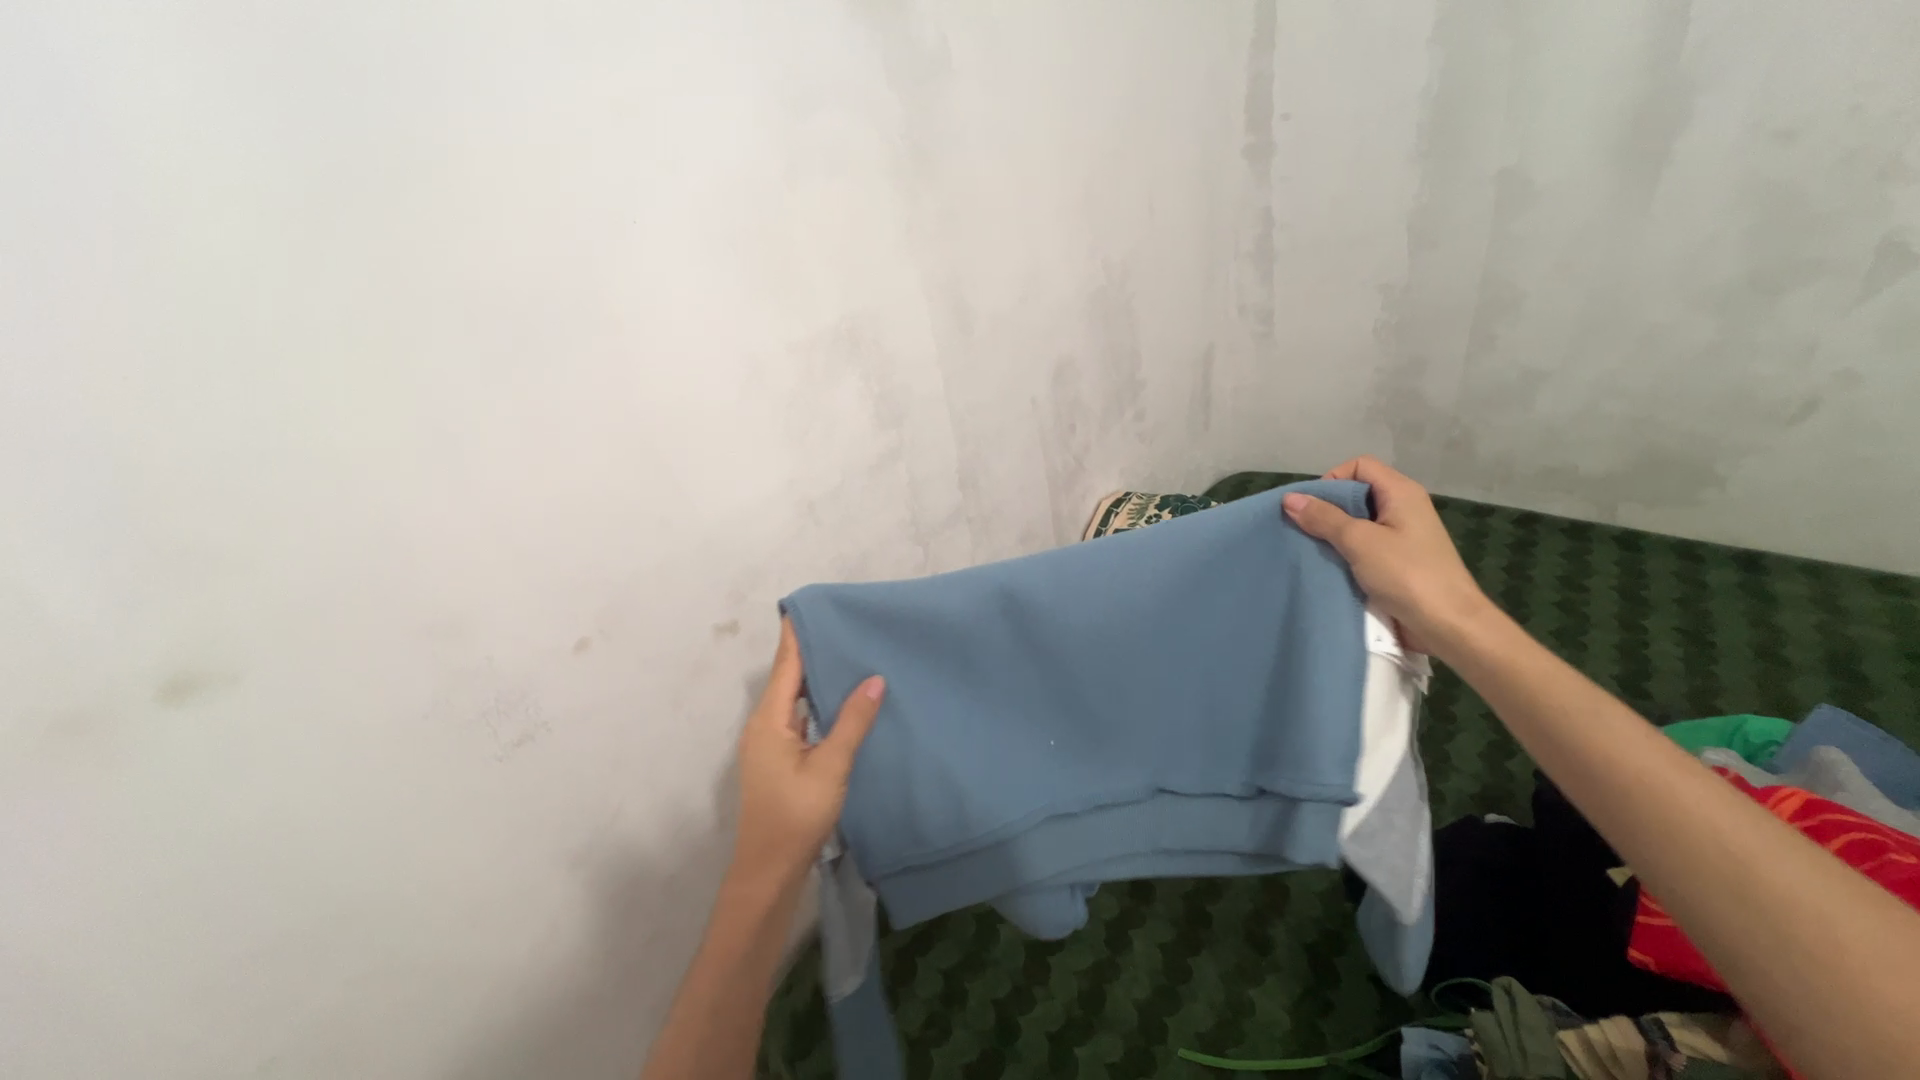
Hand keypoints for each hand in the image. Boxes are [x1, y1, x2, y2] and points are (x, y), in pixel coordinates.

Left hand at [730, 618, 884, 886]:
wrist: (770, 868)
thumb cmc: (796, 814)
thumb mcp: (831, 766)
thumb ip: (853, 721)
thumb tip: (875, 678)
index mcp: (769, 719)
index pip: (786, 663)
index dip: (800, 633)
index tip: (819, 604)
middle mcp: (764, 724)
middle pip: (789, 677)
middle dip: (816, 651)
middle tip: (849, 626)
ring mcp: (769, 743)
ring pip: (796, 699)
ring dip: (819, 678)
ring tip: (853, 655)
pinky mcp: (779, 759)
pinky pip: (800, 718)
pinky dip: (819, 703)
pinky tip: (845, 700)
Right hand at [1281, 455, 1493, 657]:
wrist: (1447, 624)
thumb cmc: (1406, 574)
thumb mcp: (1360, 541)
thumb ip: (1324, 518)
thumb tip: (1290, 499)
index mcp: (1401, 493)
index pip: (1359, 466)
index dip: (1332, 479)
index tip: (1313, 507)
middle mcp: (1402, 509)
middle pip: (1356, 494)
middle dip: (1327, 509)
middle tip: (1304, 531)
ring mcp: (1400, 537)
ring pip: (1357, 523)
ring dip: (1333, 535)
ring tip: (1311, 550)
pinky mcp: (1396, 562)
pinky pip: (1363, 547)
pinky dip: (1344, 554)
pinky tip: (1328, 567)